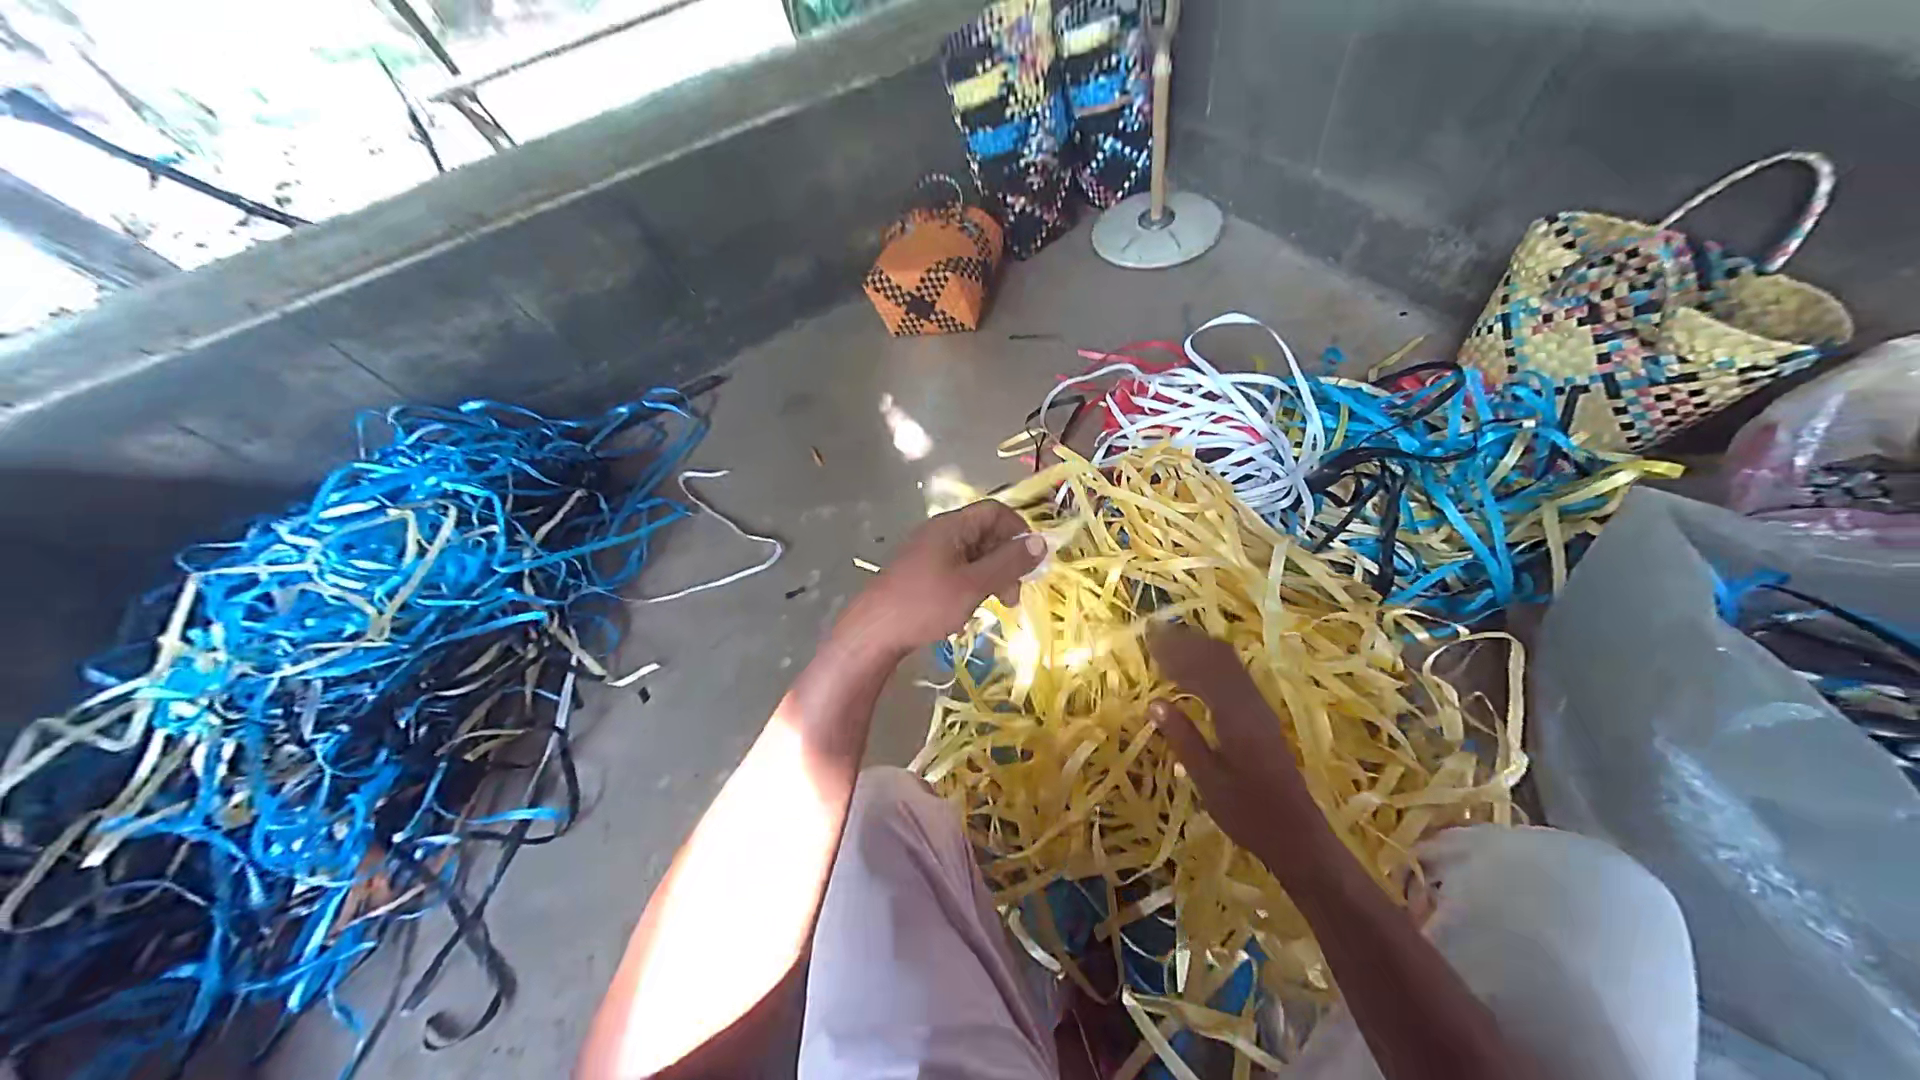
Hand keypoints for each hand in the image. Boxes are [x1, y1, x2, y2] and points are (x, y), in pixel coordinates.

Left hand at [832, 500, 1044, 660]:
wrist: (874, 632)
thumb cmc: (925, 604)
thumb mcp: (974, 584)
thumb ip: (1009, 562)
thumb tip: (1041, 542)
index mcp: (951, 526)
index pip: (995, 511)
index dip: (1018, 530)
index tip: (1031, 562)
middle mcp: (940, 533)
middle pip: (986, 534)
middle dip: (1007, 561)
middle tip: (1012, 596)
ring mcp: (929, 554)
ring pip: (974, 556)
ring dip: (992, 577)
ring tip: (996, 606)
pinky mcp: (922, 575)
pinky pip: (958, 570)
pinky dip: (973, 585)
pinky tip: (970, 608)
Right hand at [1146, 624, 1315, 851]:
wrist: (1298, 835)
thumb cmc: (1248, 813)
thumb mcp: (1208, 781)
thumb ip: (1183, 738)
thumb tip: (1154, 702)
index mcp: (1236, 717)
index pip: (1201, 668)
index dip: (1174, 650)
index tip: (1147, 636)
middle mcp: (1251, 704)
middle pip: (1218, 657)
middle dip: (1185, 641)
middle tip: (1154, 630)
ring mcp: (1260, 708)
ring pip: (1229, 663)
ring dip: (1199, 648)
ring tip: (1169, 641)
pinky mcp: (1263, 717)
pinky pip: (1235, 675)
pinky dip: (1211, 663)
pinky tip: (1195, 669)